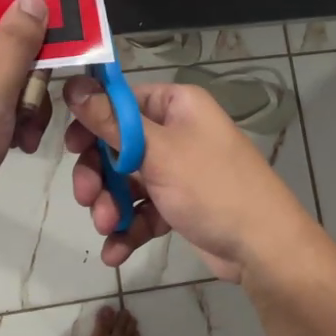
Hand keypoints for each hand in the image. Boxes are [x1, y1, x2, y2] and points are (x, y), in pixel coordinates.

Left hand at [0, 0, 52, 240]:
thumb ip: (14, 46)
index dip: (28, 34)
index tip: (56, 49)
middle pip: (5, 60)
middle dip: (29, 88)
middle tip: (33, 115)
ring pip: (4, 92)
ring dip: (24, 114)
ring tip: (25, 141)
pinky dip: (10, 131)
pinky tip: (16, 148)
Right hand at [63, 75, 314, 281]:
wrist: (263, 247)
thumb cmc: (212, 187)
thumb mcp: (157, 152)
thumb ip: (111, 121)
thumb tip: (73, 83)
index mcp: (177, 106)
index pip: (122, 101)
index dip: (93, 121)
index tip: (72, 146)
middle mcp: (177, 132)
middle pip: (118, 145)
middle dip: (98, 175)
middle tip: (86, 198)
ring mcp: (178, 171)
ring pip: (126, 182)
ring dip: (111, 205)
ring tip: (107, 227)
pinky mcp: (179, 205)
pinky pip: (143, 210)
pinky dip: (128, 228)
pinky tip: (115, 252)